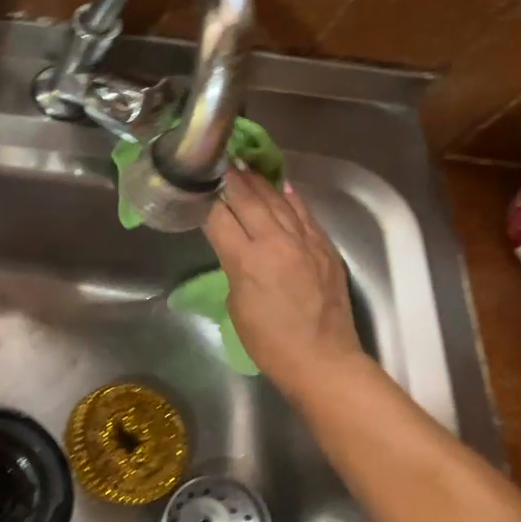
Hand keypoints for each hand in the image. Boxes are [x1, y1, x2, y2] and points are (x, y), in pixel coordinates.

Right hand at [203, 163, 363, 388]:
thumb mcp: (236, 302)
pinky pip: (304, 214)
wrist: (322, 359)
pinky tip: (280, 185)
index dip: (204, 198)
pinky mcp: (325, 248)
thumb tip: (237, 247)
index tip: (195, 183)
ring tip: (243, 166)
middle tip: (217, 162)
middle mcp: (276, 242)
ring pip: (278, 201)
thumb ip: (234, 266)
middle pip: (249, 199)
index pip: (218, 216)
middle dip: (230, 180)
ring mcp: (305, 242)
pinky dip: (290, 197)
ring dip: (258, 181)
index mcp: (246, 260)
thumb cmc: (268, 341)